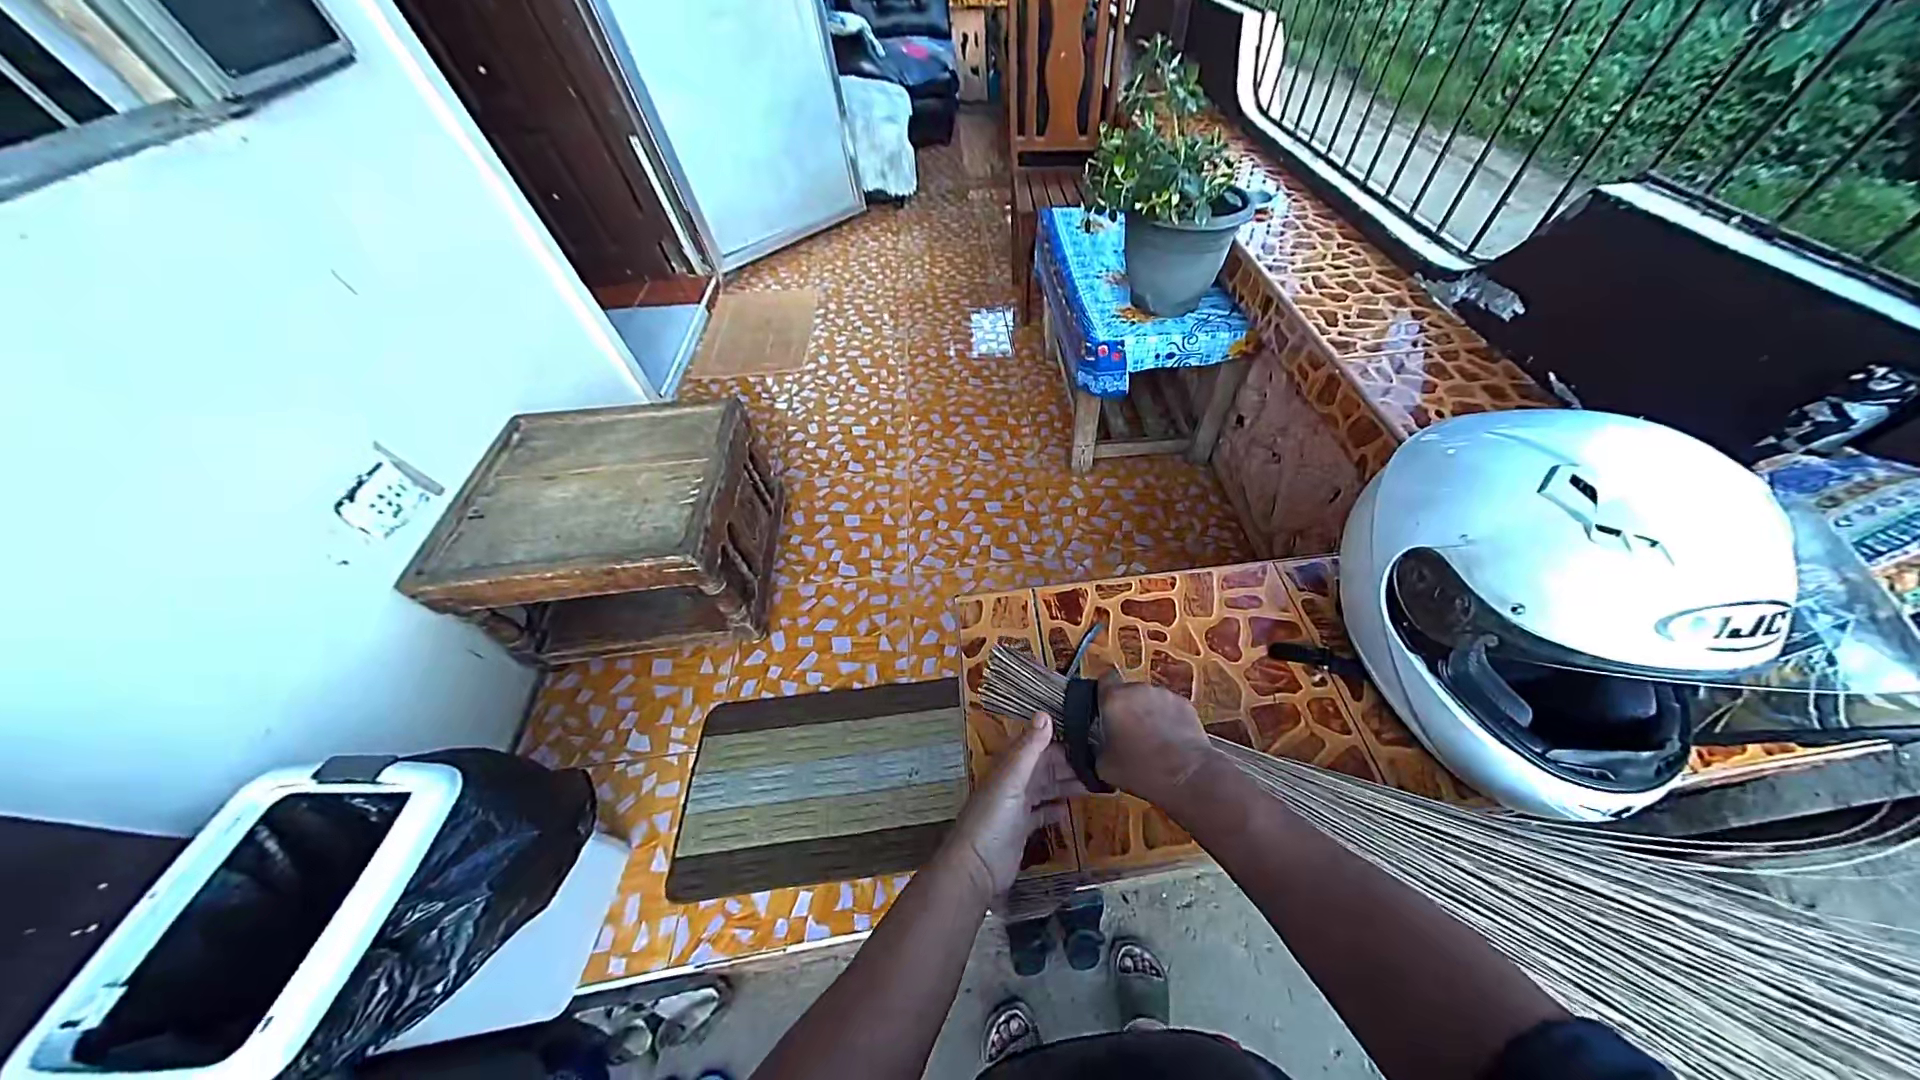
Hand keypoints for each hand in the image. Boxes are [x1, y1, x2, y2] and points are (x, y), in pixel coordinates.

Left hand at [945, 712, 1086, 898]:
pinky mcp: (1021, 828)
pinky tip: (1069, 808)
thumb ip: (1029, 748)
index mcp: (1011, 766)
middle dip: (1070, 764)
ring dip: (1067, 784)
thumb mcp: (1012, 779)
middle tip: (1102, 764)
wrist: (976, 867)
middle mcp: (1014, 782)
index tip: (1091, 738)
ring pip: (1046, 788)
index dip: (1062, 741)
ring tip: (1095, 783)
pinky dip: (1055, 807)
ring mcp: (1017, 806)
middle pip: (1046, 767)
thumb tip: (1045, 714)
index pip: (1040, 746)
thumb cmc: (992, 819)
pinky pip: (1042, 812)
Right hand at [1093, 673, 1220, 808]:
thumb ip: (1095, 746)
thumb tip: (1097, 745)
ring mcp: (1164, 695)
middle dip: (1127, 708)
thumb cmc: (1143, 770)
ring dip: (1148, 713)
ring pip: (1149, 699)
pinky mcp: (1185, 704)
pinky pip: (1170, 707)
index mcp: (1114, 698)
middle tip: (1127, 732)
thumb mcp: (1104, 766)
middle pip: (1127, 691)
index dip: (1103, 693)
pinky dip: (1168, 719)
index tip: (1104, 708)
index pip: (1103, 679)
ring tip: (1151, 740)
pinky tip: (1169, 741)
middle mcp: (1138, 690)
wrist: (1186, 777)